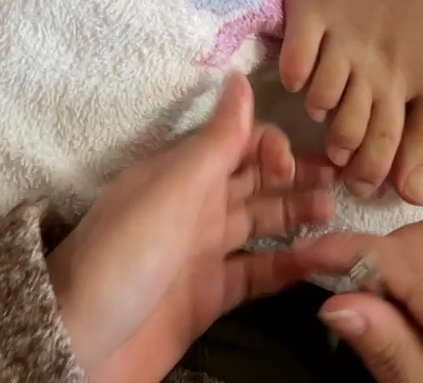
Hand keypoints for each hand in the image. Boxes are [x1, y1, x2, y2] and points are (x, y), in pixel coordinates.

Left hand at [46, 74, 335, 382]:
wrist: (79, 344)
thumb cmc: (128, 253)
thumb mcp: (174, 189)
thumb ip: (216, 139)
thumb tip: (240, 78)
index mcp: (185, 172)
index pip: (240, 143)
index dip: (272, 147)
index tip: (295, 166)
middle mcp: (198, 204)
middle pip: (258, 181)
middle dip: (298, 178)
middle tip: (343, 182)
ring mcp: (204, 251)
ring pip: (263, 222)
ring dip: (298, 216)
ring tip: (336, 217)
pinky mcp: (210, 295)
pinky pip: (257, 272)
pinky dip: (287, 266)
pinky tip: (319, 261)